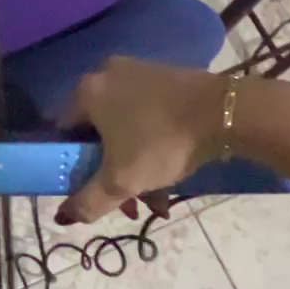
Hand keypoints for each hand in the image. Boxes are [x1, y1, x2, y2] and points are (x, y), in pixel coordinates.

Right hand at [57, 57, 230, 224]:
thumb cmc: (162, 143)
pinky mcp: (166, 78)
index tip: (93, 190)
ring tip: (157, 199)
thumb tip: (64, 216)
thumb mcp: (120, 182)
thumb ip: (88, 202)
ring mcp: (139, 72)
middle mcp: (106, 74)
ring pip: (125, 129)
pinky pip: (147, 115)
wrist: (225, 114)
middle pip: (97, 134)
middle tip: (130, 203)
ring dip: (135, 166)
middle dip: (112, 174)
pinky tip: (170, 173)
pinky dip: (153, 145)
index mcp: (86, 91)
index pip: (64, 135)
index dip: (74, 167)